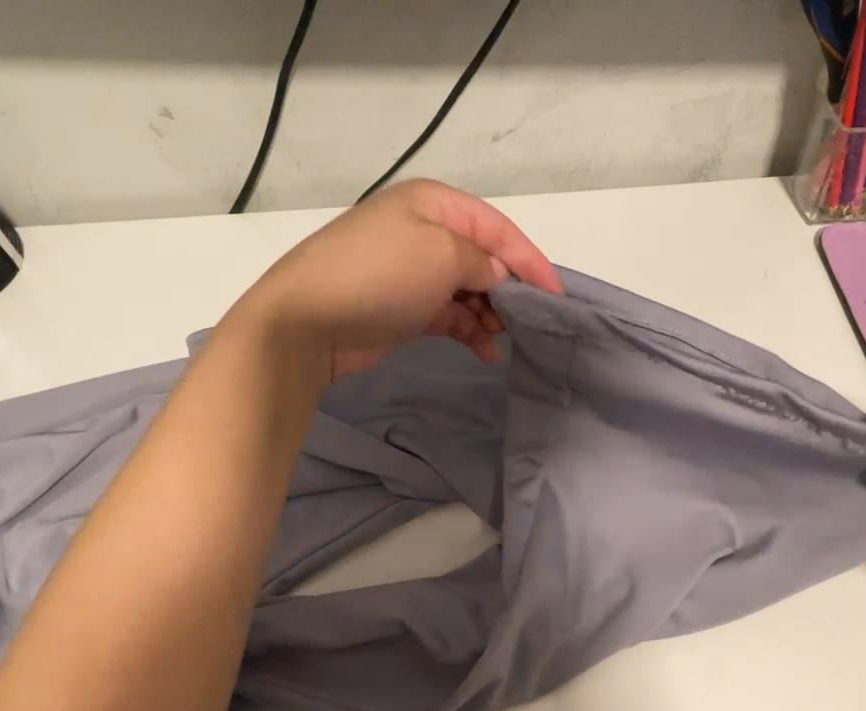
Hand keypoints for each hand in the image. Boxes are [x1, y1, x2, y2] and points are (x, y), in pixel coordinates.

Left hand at [230, 179, 564, 383]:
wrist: (308, 321)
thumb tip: (497, 278)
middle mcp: (425, 232)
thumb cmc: (378, 275)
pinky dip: (470, 331)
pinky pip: (451, 315)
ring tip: (503, 339)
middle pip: (485, 258)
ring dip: (490, 314)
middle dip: (509, 289)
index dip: (530, 260)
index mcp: (434, 204)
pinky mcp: (405, 308)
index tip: (556, 296)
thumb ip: (481, 262)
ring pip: (470, 290)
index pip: (497, 229)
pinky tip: (486, 352)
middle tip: (529, 322)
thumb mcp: (441, 255)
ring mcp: (413, 272)